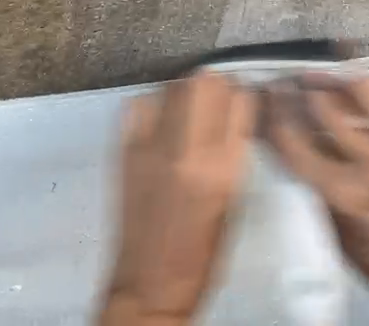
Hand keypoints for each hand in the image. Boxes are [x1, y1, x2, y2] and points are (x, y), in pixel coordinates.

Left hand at [100, 70, 257, 325]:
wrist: (148, 286)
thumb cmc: (201, 252)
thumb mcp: (233, 200)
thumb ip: (234, 152)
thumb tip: (236, 111)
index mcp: (224, 169)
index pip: (242, 100)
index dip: (243, 95)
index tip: (240, 101)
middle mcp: (189, 150)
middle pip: (205, 81)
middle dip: (214, 86)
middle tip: (213, 102)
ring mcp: (153, 146)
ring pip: (174, 85)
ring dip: (184, 92)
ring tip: (186, 110)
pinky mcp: (125, 149)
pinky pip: (140, 102)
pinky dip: (151, 104)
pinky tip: (158, 120)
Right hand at [263, 73, 368, 325]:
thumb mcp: (336, 233)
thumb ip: (313, 187)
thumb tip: (287, 146)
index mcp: (344, 195)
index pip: (295, 143)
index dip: (273, 118)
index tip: (260, 102)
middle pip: (322, 109)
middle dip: (295, 92)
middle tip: (280, 83)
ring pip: (357, 89)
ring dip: (327, 80)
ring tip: (309, 77)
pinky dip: (357, 90)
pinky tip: (342, 88)